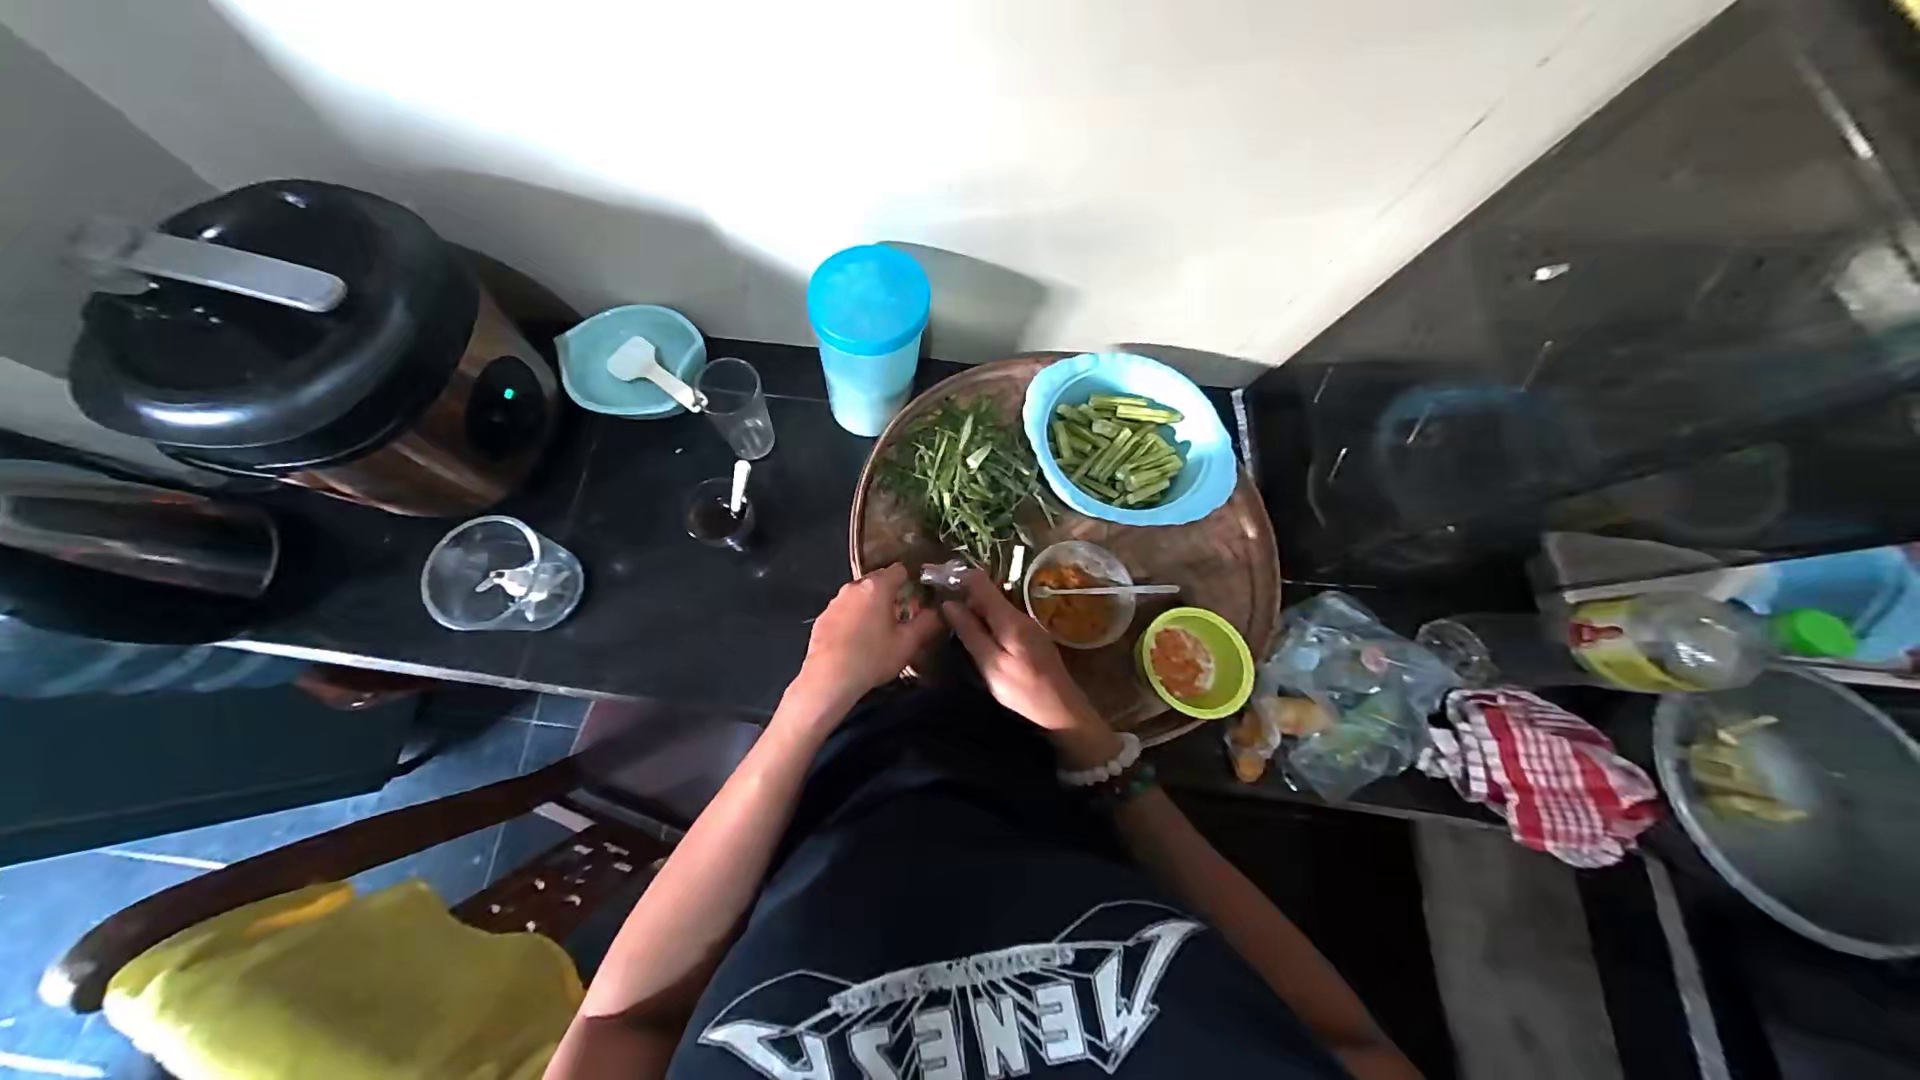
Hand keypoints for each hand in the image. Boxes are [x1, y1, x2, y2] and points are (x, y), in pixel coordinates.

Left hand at [794, 563, 942, 712]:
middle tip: (901, 616)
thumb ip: (927, 623)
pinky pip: (843, 611)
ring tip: (878, 631)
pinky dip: (852, 619)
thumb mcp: (908, 643)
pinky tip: (855, 641)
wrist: (829, 678)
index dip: (911, 580)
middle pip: (877, 581)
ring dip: (870, 606)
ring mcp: (834, 602)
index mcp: (877, 587)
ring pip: (859, 596)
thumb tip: (939, 612)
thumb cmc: (873, 657)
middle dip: (890, 594)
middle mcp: (853, 587)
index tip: (918, 596)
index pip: (899, 570)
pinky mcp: (822, 618)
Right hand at [941, 571, 1115, 757]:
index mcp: (1009, 618)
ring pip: (994, 606)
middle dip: (962, 594)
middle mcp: (1020, 614)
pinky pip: (1002, 619)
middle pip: (987, 593)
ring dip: (973, 609)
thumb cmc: (1024, 691)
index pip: (980, 582)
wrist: (1063, 710)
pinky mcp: (1030, 636)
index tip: (934, 580)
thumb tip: (949, 603)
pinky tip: (975, 634)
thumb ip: (970, 633)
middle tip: (936, 605)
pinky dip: (985, 621)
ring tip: (950, 619)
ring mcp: (1028, 625)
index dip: (957, 576)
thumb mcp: (991, 665)